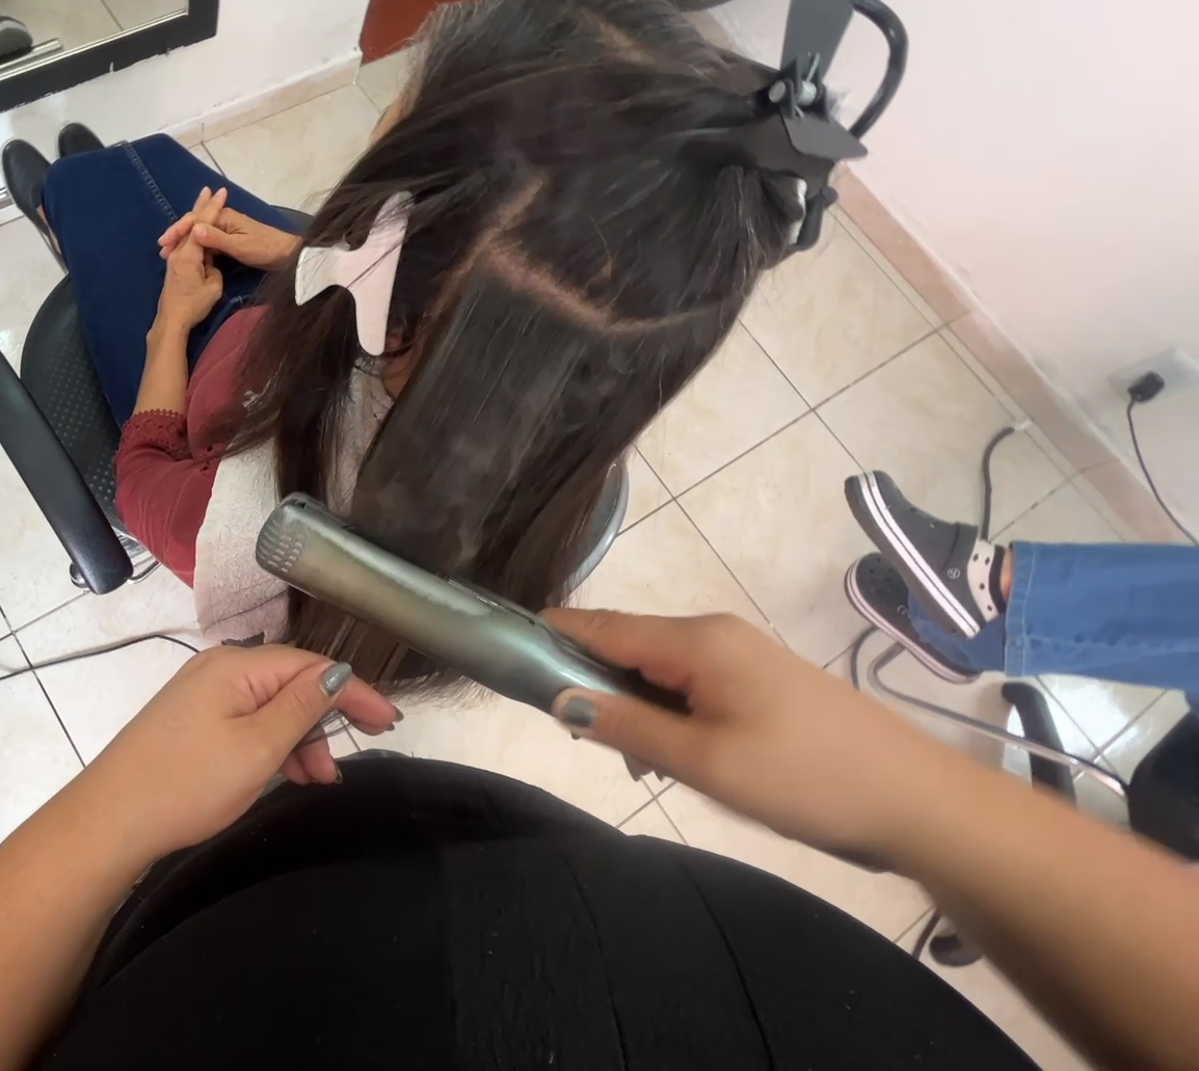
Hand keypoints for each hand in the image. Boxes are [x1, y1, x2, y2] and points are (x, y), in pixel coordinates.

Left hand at [72, 645, 398, 858]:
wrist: (110, 820)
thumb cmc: (189, 783)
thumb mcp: (257, 748)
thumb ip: (302, 706)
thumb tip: (338, 672)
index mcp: (237, 666)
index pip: (312, 666)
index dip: (354, 690)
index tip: (390, 721)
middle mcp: (219, 668)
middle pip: (290, 684)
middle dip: (322, 721)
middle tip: (340, 767)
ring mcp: (201, 692)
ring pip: (269, 706)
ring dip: (297, 738)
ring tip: (314, 780)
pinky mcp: (191, 717)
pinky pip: (246, 720)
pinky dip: (270, 744)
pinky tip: (283, 772)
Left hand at [152, 189, 226, 334]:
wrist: (171, 320)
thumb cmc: (193, 305)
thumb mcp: (213, 287)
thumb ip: (215, 269)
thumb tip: (211, 264)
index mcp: (189, 254)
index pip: (203, 226)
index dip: (213, 208)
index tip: (222, 193)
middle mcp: (179, 252)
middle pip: (191, 224)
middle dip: (201, 206)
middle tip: (208, 189)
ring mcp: (174, 258)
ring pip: (187, 232)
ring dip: (197, 218)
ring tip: (204, 203)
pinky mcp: (174, 266)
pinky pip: (185, 242)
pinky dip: (193, 231)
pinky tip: (196, 230)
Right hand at [158, 193, 301, 269]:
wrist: (285, 255)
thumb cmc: (264, 249)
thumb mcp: (239, 246)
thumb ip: (217, 239)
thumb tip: (194, 230)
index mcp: (224, 217)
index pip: (194, 221)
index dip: (178, 231)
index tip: (164, 244)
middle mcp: (223, 220)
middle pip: (194, 225)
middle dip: (178, 236)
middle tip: (162, 251)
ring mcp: (226, 230)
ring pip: (199, 234)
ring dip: (185, 243)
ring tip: (170, 254)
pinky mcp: (229, 240)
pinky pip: (207, 242)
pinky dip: (196, 248)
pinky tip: (188, 257)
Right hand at [541, 608, 952, 858]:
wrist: (926, 807)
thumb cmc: (808, 779)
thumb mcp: (704, 761)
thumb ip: (624, 725)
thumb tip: (555, 698)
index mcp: (694, 641)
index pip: (596, 626)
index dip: (547, 639)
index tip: (506, 664)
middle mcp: (709, 633)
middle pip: (620, 643)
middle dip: (586, 681)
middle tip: (574, 732)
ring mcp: (735, 653)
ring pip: (649, 666)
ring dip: (625, 702)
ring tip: (630, 756)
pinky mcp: (752, 678)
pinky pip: (682, 682)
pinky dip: (660, 709)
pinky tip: (669, 752)